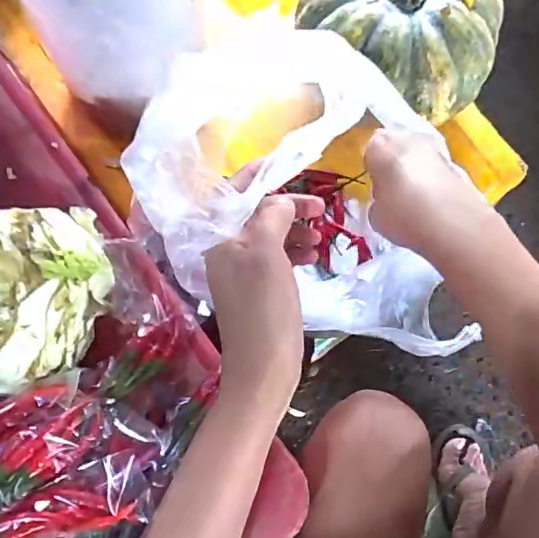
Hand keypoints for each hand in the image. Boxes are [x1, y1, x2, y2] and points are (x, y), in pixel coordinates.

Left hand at [205, 190, 323, 408]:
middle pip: (255, 213)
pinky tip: (311, 256)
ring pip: (267, 236)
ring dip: (293, 230)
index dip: (264, 176)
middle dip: (287, 206)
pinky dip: (292, 252)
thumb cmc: (264, 309)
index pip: (236, 192)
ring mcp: (239, 272)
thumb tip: (279, 200)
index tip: (297, 169)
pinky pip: (273, 258)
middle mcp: (224, 250)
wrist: (264, 368)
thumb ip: (270, 216)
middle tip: (320, 211)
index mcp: (217, 237)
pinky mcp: (255, 290)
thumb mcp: (267, 253)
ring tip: (319, 238)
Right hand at [365, 129, 500, 259]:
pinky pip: (437, 168)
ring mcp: (436, 147)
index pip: (369, 153)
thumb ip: (378, 202)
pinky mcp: (457, 161)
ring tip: (417, 198)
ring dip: (417, 170)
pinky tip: (435, 201)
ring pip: (419, 155)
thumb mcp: (376, 218)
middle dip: (394, 164)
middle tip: (395, 192)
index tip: (377, 190)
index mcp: (380, 146)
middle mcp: (407, 137)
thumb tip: (385, 201)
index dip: (373, 172)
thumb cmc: (404, 218)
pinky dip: (435, 179)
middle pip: (396, 147)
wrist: (455, 223)